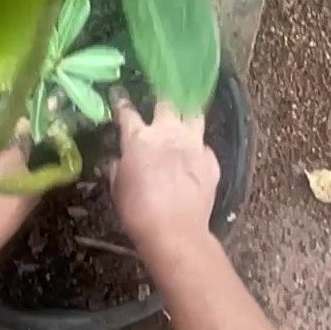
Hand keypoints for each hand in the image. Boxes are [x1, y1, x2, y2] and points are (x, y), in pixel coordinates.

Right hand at [110, 92, 219, 257]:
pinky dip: (199, 149)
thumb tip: (120, 160)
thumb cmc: (138, 212)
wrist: (175, 233)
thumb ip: (118, 168)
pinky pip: (205, 146)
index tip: (120, 96)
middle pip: (167, 102)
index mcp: (139, 138)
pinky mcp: (212, 161)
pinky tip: (195, 159)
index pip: (127, 110)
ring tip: (183, 122)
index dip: (122, 102)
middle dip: (161, 102)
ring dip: (186, 117)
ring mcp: (194, 144)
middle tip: (159, 107)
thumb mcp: (118, 189)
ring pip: (194, 115)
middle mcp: (168, 133)